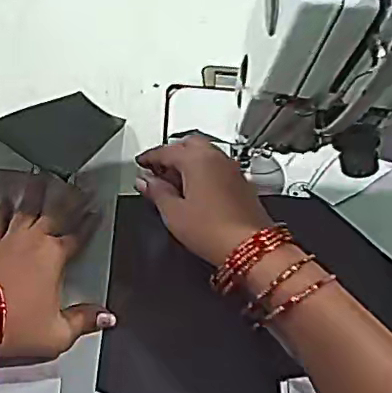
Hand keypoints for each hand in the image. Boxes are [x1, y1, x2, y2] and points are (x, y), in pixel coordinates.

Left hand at [0, 174, 112, 364]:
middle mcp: (34, 242)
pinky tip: (4, 199)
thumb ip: (83, 320)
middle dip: (69, 197)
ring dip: (36, 192)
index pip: (78, 235)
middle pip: (56, 213)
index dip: (89, 222)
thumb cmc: (15, 324)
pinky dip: (3, 208)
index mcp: (55, 258)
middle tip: (77, 183)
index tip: (97, 210)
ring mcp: (10, 240)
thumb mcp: (58, 331)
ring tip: (41, 176)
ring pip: (27, 208)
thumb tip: (105, 317)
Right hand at [135, 135, 275, 265]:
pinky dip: (202, 172)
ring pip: (205, 154)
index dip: (149, 157)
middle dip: (171, 154)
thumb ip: (156, 191)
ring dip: (187, 162)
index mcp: (197, 159)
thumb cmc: (215, 230)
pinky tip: (194, 190)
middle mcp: (217, 159)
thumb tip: (147, 182)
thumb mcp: (172, 212)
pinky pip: (217, 168)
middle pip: (189, 145)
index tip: (140, 163)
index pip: (166, 150)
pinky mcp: (241, 184)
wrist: (250, 247)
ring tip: (172, 181)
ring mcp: (232, 170)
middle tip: (156, 168)